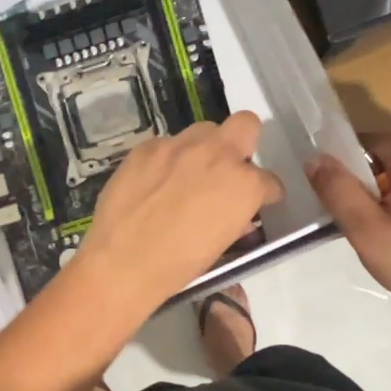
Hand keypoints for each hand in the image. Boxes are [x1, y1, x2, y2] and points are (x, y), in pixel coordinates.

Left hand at [72, 112, 282, 310]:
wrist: (122, 262)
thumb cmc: (176, 266)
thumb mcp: (220, 245)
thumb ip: (235, 218)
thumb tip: (236, 213)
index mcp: (244, 185)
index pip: (269, 180)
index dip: (264, 192)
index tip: (257, 201)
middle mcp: (217, 154)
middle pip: (244, 125)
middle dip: (243, 144)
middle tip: (228, 169)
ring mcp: (179, 146)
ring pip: (203, 131)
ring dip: (204, 149)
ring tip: (187, 176)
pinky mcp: (147, 148)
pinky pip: (166, 145)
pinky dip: (167, 160)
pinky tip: (155, 182)